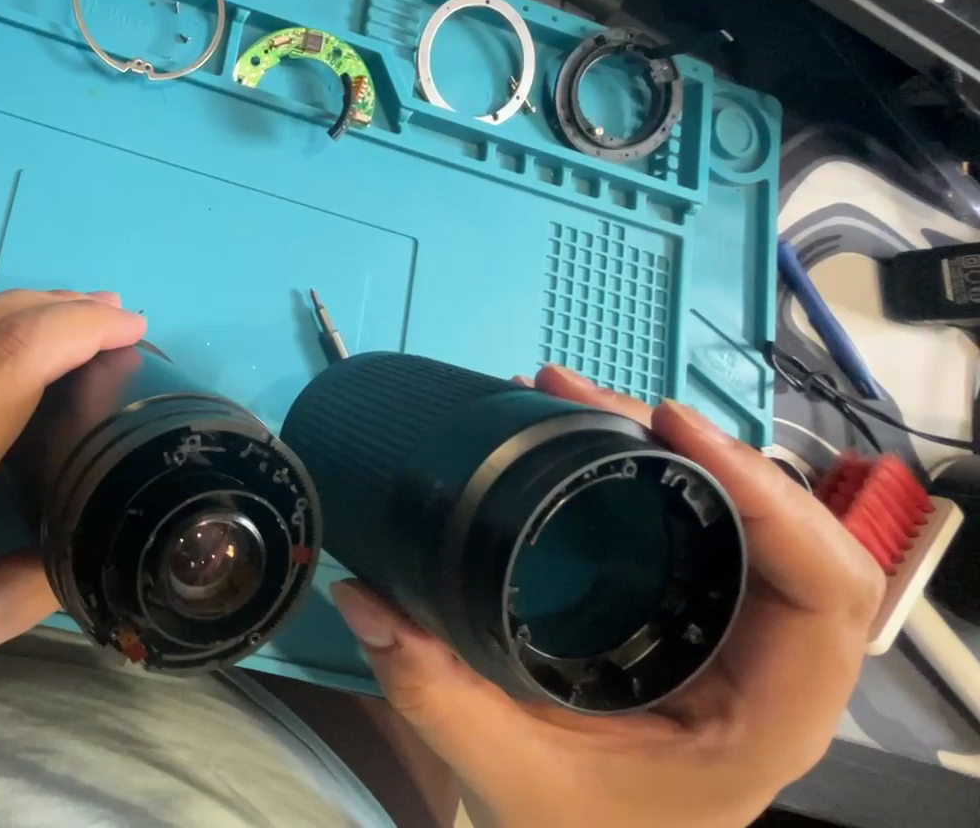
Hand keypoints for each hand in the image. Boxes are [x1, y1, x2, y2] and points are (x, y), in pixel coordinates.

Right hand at [330, 365, 884, 827]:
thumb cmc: (572, 826)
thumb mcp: (499, 768)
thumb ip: (430, 691)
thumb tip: (358, 596)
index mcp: (759, 710)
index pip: (818, 591)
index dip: (764, 496)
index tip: (665, 426)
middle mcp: (757, 659)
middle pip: (776, 530)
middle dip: (687, 444)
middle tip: (573, 392)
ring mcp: (716, 630)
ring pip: (729, 519)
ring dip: (658, 446)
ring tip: (561, 397)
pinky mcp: (671, 613)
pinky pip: (681, 529)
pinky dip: (635, 471)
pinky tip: (569, 439)